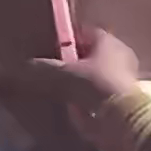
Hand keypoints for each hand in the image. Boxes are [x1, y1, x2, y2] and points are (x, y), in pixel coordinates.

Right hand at [0, 28, 140, 111]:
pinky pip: (101, 92)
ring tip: (61, 90)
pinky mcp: (126, 97)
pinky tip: (75, 105)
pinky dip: (90, 97)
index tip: (50, 49)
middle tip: (53, 70)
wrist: (124, 119)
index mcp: (108, 40)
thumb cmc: (96, 86)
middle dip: (73, 61)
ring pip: (96, 73)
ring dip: (81, 81)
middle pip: (90, 54)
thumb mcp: (64, 75)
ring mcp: (125, 76)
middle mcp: (120, 53)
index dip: (65, 39)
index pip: (83, 32)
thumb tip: (25, 65)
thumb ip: (45, 68)